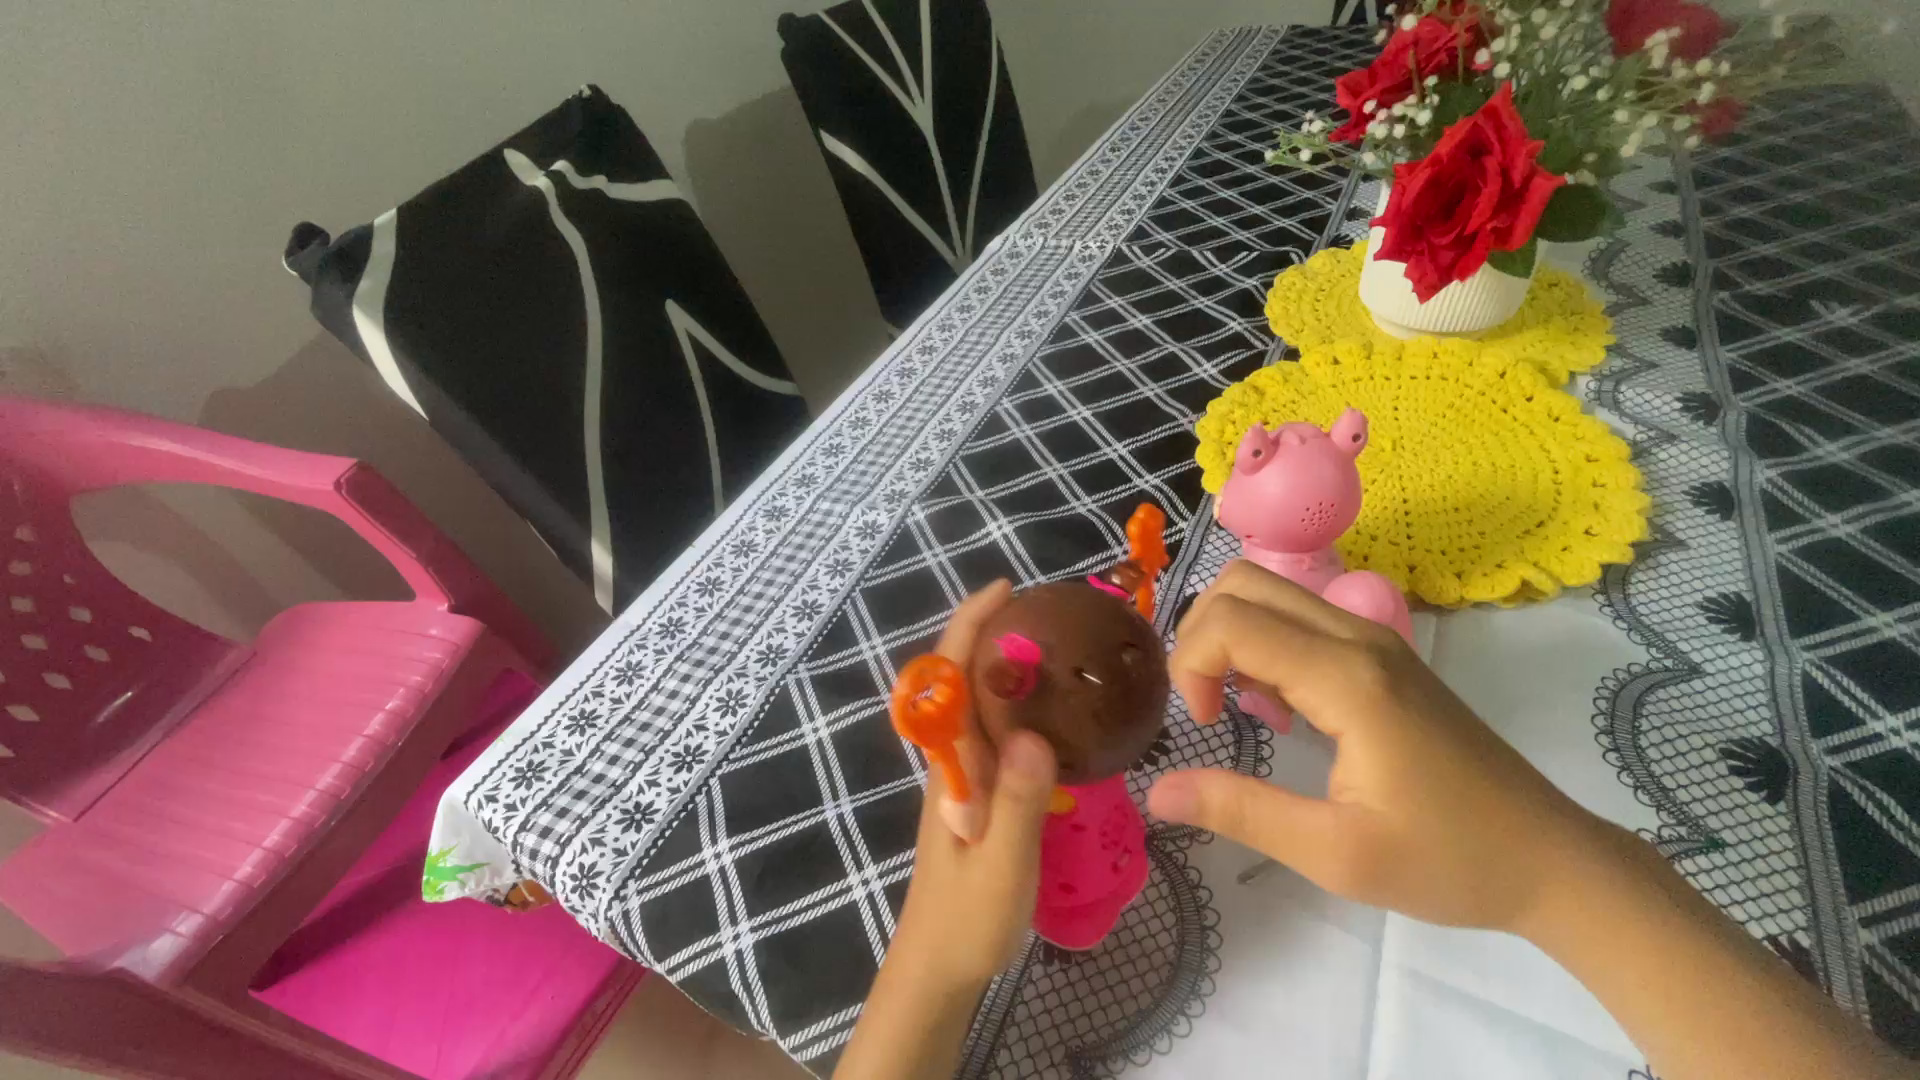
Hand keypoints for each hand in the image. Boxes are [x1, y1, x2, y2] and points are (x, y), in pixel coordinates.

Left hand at [892, 581, 1057, 985]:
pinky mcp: (978, 794)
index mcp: (952, 767)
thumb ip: (1018, 804)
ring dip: (1005, 665)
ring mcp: (964, 776)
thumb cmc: (967, 919)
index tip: (1005, 590)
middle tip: (1048, 612)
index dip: (970, 628)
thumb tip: (1034, 734)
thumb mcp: (1002, 866)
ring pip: (979, 704)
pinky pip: (996, 733)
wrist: (939, 965)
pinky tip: (1053, 713)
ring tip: (1057, 647)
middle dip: (993, 634)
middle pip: (964, 680)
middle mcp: (953, 760)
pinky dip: (1019, 705)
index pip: (951, 680)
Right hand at [1146, 560, 1602, 933]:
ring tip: (1231, 701)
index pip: (1232, 622)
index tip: (1199, 724)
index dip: (1190, 664)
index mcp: (1346, 678)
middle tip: (1204, 703)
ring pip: (1266, 589)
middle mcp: (1357, 638)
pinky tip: (1275, 704)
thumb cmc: (1447, 860)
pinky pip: (1295, 614)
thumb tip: (1154, 792)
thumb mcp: (1333, 854)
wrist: (1552, 860)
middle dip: (1199, 635)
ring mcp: (1372, 638)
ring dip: (1227, 632)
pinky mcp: (1380, 652)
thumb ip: (1238, 812)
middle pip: (1241, 584)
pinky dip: (1259, 640)